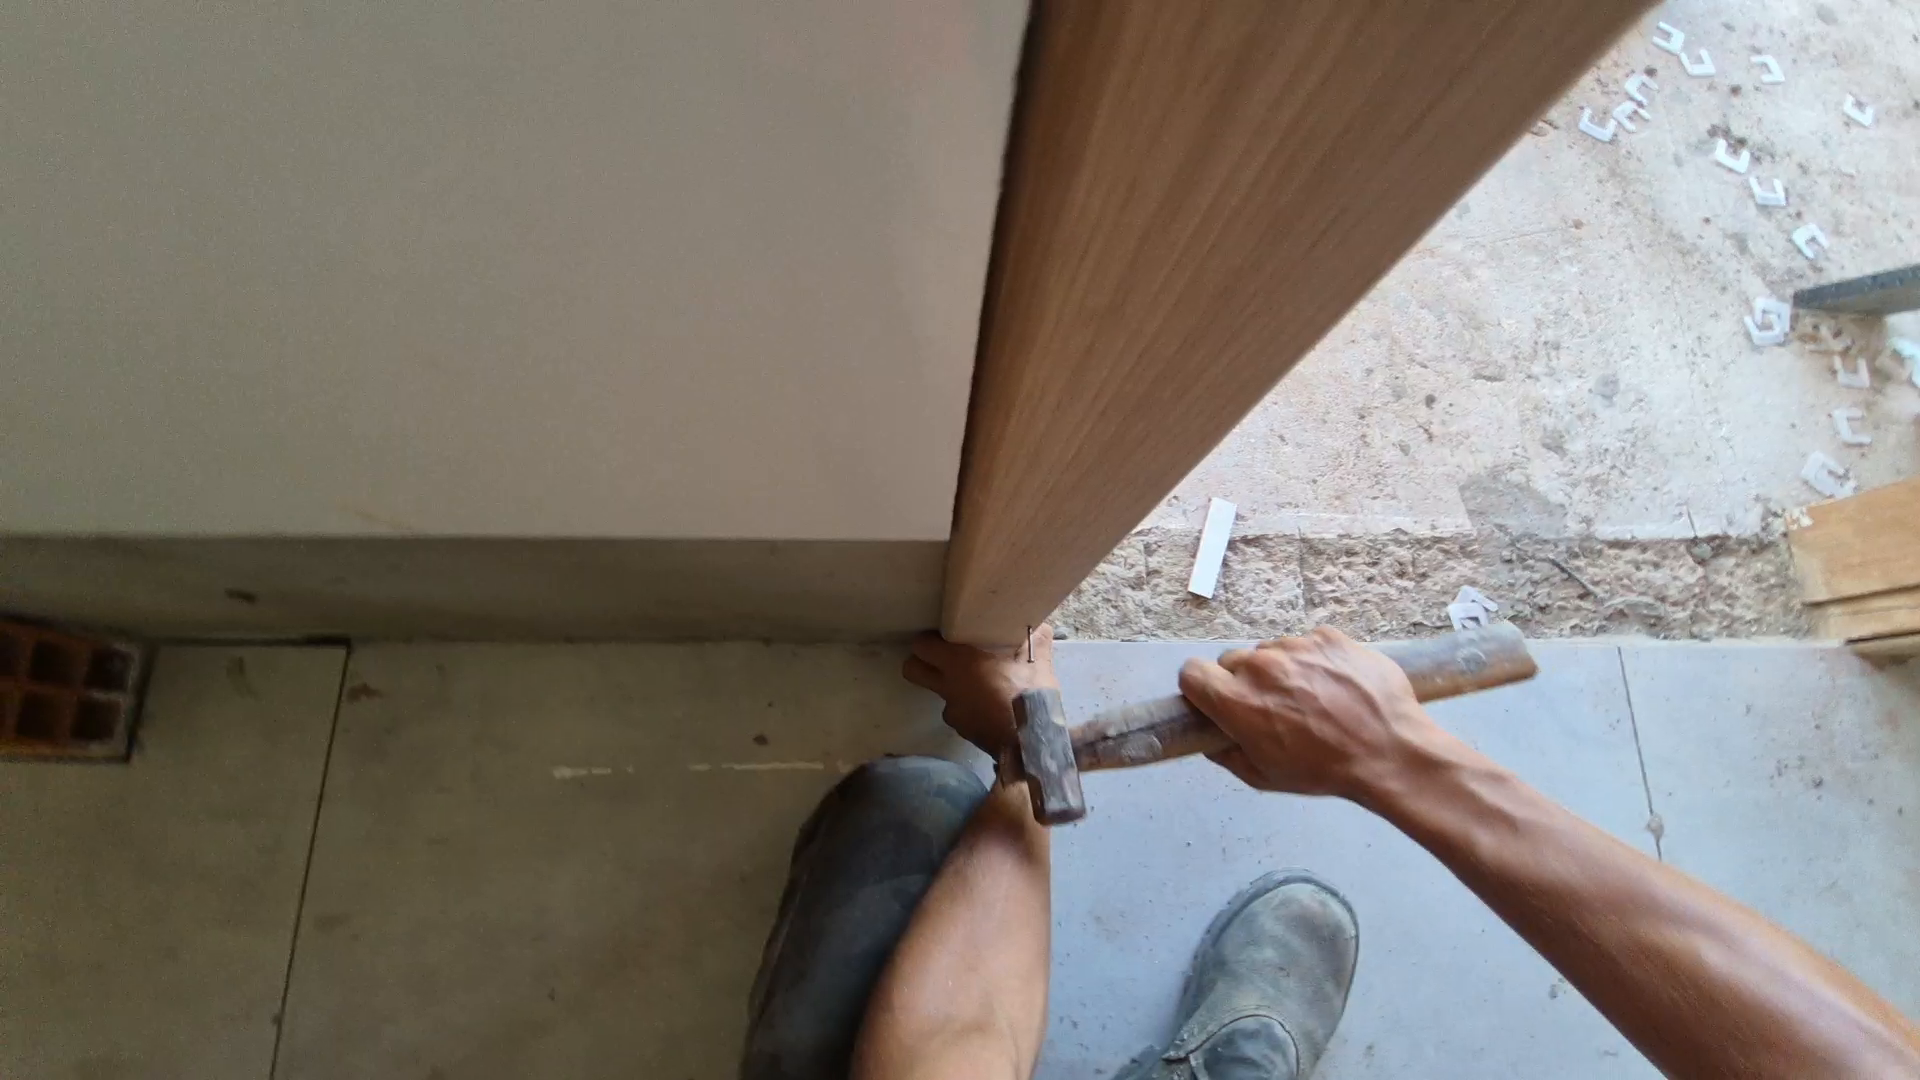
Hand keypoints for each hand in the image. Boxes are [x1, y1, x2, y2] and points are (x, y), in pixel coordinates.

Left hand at [903, 625, 1059, 756]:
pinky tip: (989, 708)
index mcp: (959, 664)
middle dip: (921, 663)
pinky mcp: (963, 732)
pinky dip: (968, 709)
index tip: (941, 636)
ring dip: (952, 689)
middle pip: (913, 671)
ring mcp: (953, 713)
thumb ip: (1037, 642)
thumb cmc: (1029, 695)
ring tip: (977, 686)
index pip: (922, 647)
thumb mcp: (1038, 663)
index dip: (927, 641)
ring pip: (939, 695)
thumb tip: (1041, 627)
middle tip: (941, 657)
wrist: (1032, 744)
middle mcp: (948, 687)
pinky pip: (959, 715)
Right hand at [1177, 626, 1444, 800]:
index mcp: (1235, 699)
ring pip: (1272, 651)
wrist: (1393, 754)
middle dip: (1245, 680)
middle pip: (1232, 660)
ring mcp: (1295, 646)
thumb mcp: (1264, 777)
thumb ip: (1227, 755)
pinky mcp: (1328, 637)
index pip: (1191, 672)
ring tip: (1314, 696)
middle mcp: (1259, 665)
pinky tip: (1336, 685)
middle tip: (1273, 704)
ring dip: (1282, 669)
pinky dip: (1315, 660)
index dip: (1201, 686)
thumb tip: (1212, 740)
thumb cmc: (1324, 771)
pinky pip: (1308, 643)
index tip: (1217, 699)